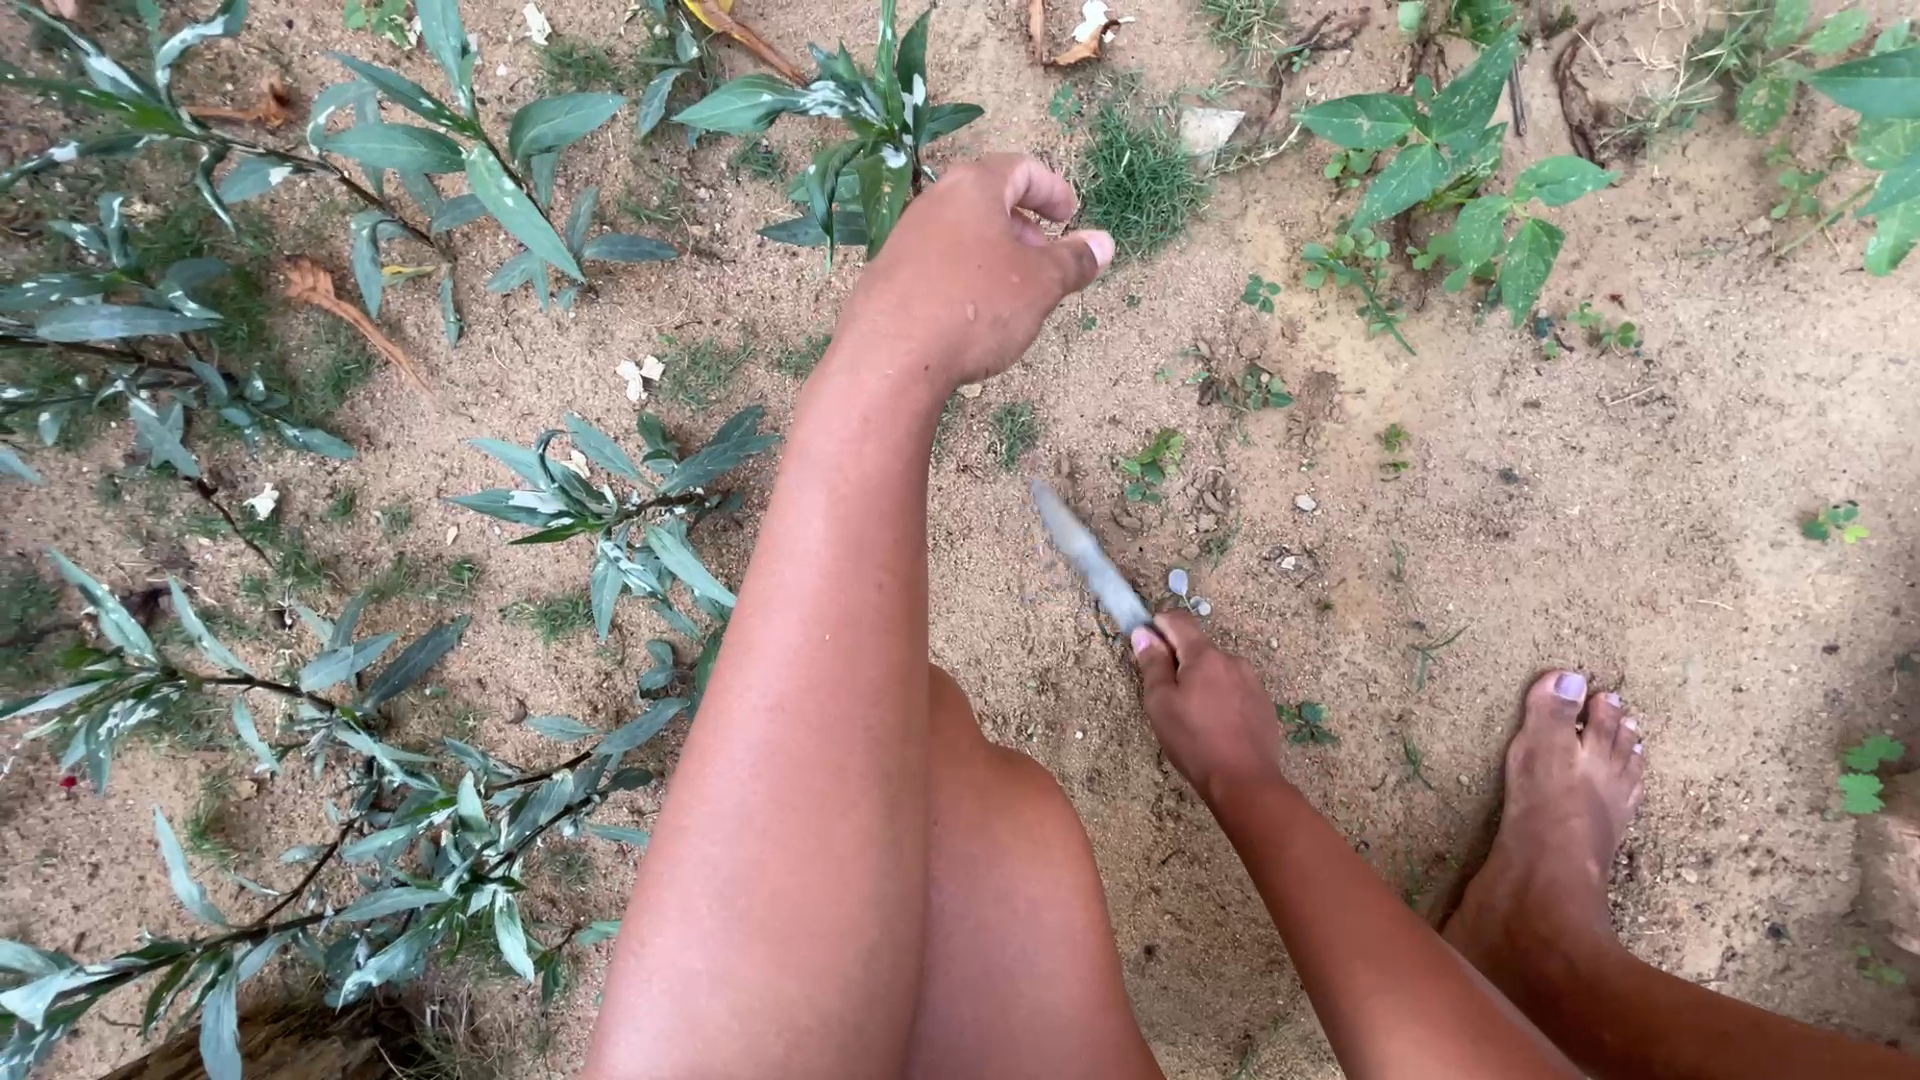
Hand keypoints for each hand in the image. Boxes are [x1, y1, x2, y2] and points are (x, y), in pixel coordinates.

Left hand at [831, 154, 1113, 387]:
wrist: (891, 357)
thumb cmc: (977, 307)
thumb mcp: (1040, 285)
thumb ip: (1074, 261)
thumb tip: (1104, 244)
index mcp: (973, 188)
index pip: (1021, 168)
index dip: (1053, 190)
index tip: (1070, 216)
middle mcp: (932, 204)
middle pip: (986, 202)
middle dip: (1022, 228)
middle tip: (1044, 260)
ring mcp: (903, 242)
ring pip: (959, 237)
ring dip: (991, 258)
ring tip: (1010, 296)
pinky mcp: (886, 280)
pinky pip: (935, 269)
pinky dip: (962, 281)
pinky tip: (969, 320)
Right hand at [1131, 612, 1287, 803]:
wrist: (1245, 781)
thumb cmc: (1193, 740)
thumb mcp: (1160, 703)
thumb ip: (1153, 664)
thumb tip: (1144, 633)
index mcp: (1205, 655)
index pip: (1179, 620)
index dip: (1159, 624)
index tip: (1147, 643)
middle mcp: (1232, 660)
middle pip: (1198, 646)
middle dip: (1179, 659)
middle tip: (1166, 692)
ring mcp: (1252, 681)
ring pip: (1217, 669)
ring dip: (1201, 679)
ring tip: (1193, 714)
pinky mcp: (1263, 703)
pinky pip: (1234, 688)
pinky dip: (1220, 695)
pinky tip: (1215, 724)